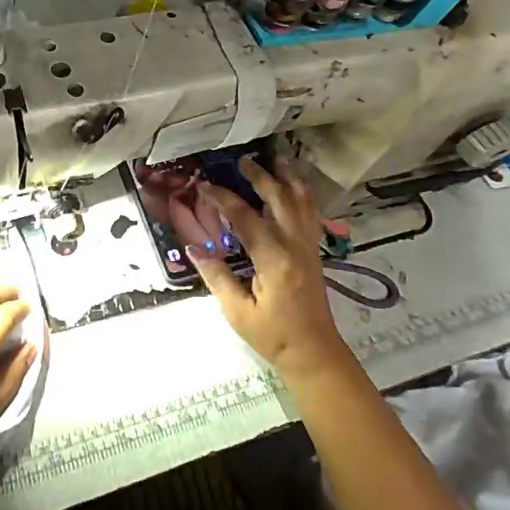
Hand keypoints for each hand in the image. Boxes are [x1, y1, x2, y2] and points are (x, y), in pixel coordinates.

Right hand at [174, 156, 350, 380]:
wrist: (313, 351)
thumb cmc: (273, 336)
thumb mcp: (237, 311)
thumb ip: (217, 277)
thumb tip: (195, 248)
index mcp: (274, 259)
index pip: (245, 218)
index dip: (223, 199)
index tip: (204, 186)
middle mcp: (295, 245)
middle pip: (279, 198)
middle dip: (261, 176)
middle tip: (242, 161)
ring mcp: (309, 246)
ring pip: (302, 202)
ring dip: (289, 178)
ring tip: (278, 158)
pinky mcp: (315, 252)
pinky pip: (312, 214)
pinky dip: (304, 195)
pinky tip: (297, 187)